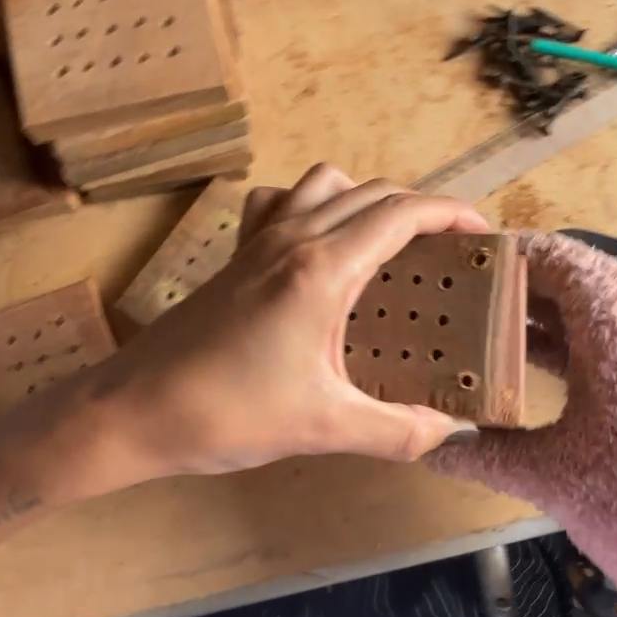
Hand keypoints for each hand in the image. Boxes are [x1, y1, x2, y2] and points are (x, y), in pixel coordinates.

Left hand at [77, 164, 490, 482]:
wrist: (135, 409)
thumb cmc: (228, 413)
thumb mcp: (324, 426)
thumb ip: (399, 431)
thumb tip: (454, 433)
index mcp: (322, 268)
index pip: (401, 213)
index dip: (450, 215)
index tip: (480, 236)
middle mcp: (292, 238)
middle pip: (371, 191)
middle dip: (418, 209)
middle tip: (445, 252)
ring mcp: (256, 242)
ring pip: (322, 183)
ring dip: (363, 197)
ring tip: (385, 243)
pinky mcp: (232, 258)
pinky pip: (276, 203)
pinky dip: (307, 205)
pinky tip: (312, 246)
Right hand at [429, 232, 616, 616]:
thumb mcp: (553, 479)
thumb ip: (485, 456)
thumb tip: (428, 446)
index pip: (573, 267)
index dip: (527, 252)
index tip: (476, 253)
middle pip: (582, 284)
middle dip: (527, 279)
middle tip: (471, 284)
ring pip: (593, 315)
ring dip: (543, 310)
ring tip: (485, 313)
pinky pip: (602, 345)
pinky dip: (561, 341)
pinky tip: (523, 359)